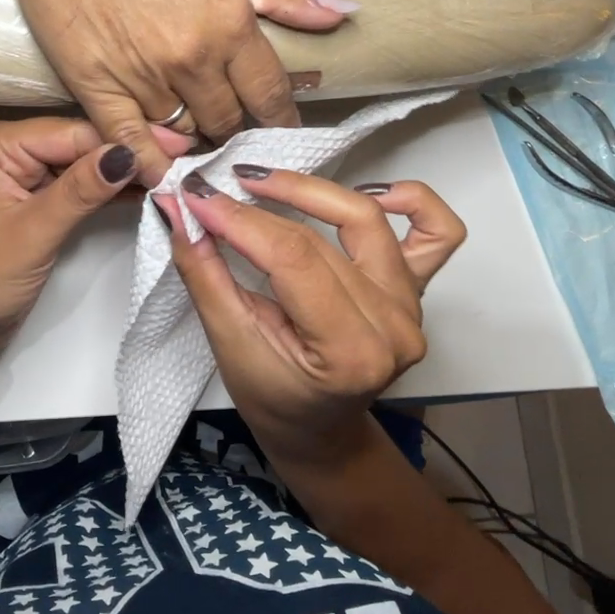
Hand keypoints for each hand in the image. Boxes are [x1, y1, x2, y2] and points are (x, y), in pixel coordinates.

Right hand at [0, 0, 355, 183]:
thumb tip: (341, 14)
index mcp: (230, 24)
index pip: (269, 93)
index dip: (280, 118)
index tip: (282, 129)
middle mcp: (190, 60)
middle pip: (228, 120)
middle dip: (239, 130)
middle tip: (238, 133)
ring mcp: (141, 78)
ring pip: (181, 133)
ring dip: (195, 142)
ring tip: (200, 145)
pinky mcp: (95, 86)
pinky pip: (128, 142)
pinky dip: (147, 164)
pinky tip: (160, 174)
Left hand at [0, 118, 195, 384]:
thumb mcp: (32, 234)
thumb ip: (80, 190)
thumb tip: (128, 151)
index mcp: (1, 144)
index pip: (75, 131)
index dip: (127, 140)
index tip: (180, 149)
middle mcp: (14, 150)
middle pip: (84, 141)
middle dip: (132, 151)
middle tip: (190, 157)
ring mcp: (28, 176)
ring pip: (87, 163)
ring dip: (127, 171)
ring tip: (182, 171)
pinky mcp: (41, 202)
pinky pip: (82, 186)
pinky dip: (112, 192)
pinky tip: (151, 191)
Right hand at [159, 169, 466, 465]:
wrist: (320, 432)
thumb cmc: (273, 400)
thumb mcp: (228, 343)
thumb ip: (203, 271)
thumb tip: (177, 208)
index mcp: (351, 352)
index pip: (292, 258)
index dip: (239, 220)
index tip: (194, 196)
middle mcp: (393, 325)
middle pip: (317, 238)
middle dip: (255, 206)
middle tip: (209, 191)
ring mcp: (411, 304)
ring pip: (365, 219)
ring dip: (310, 190)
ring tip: (260, 181)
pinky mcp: (417, 288)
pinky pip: (436, 232)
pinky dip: (410, 201)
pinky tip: (369, 192)